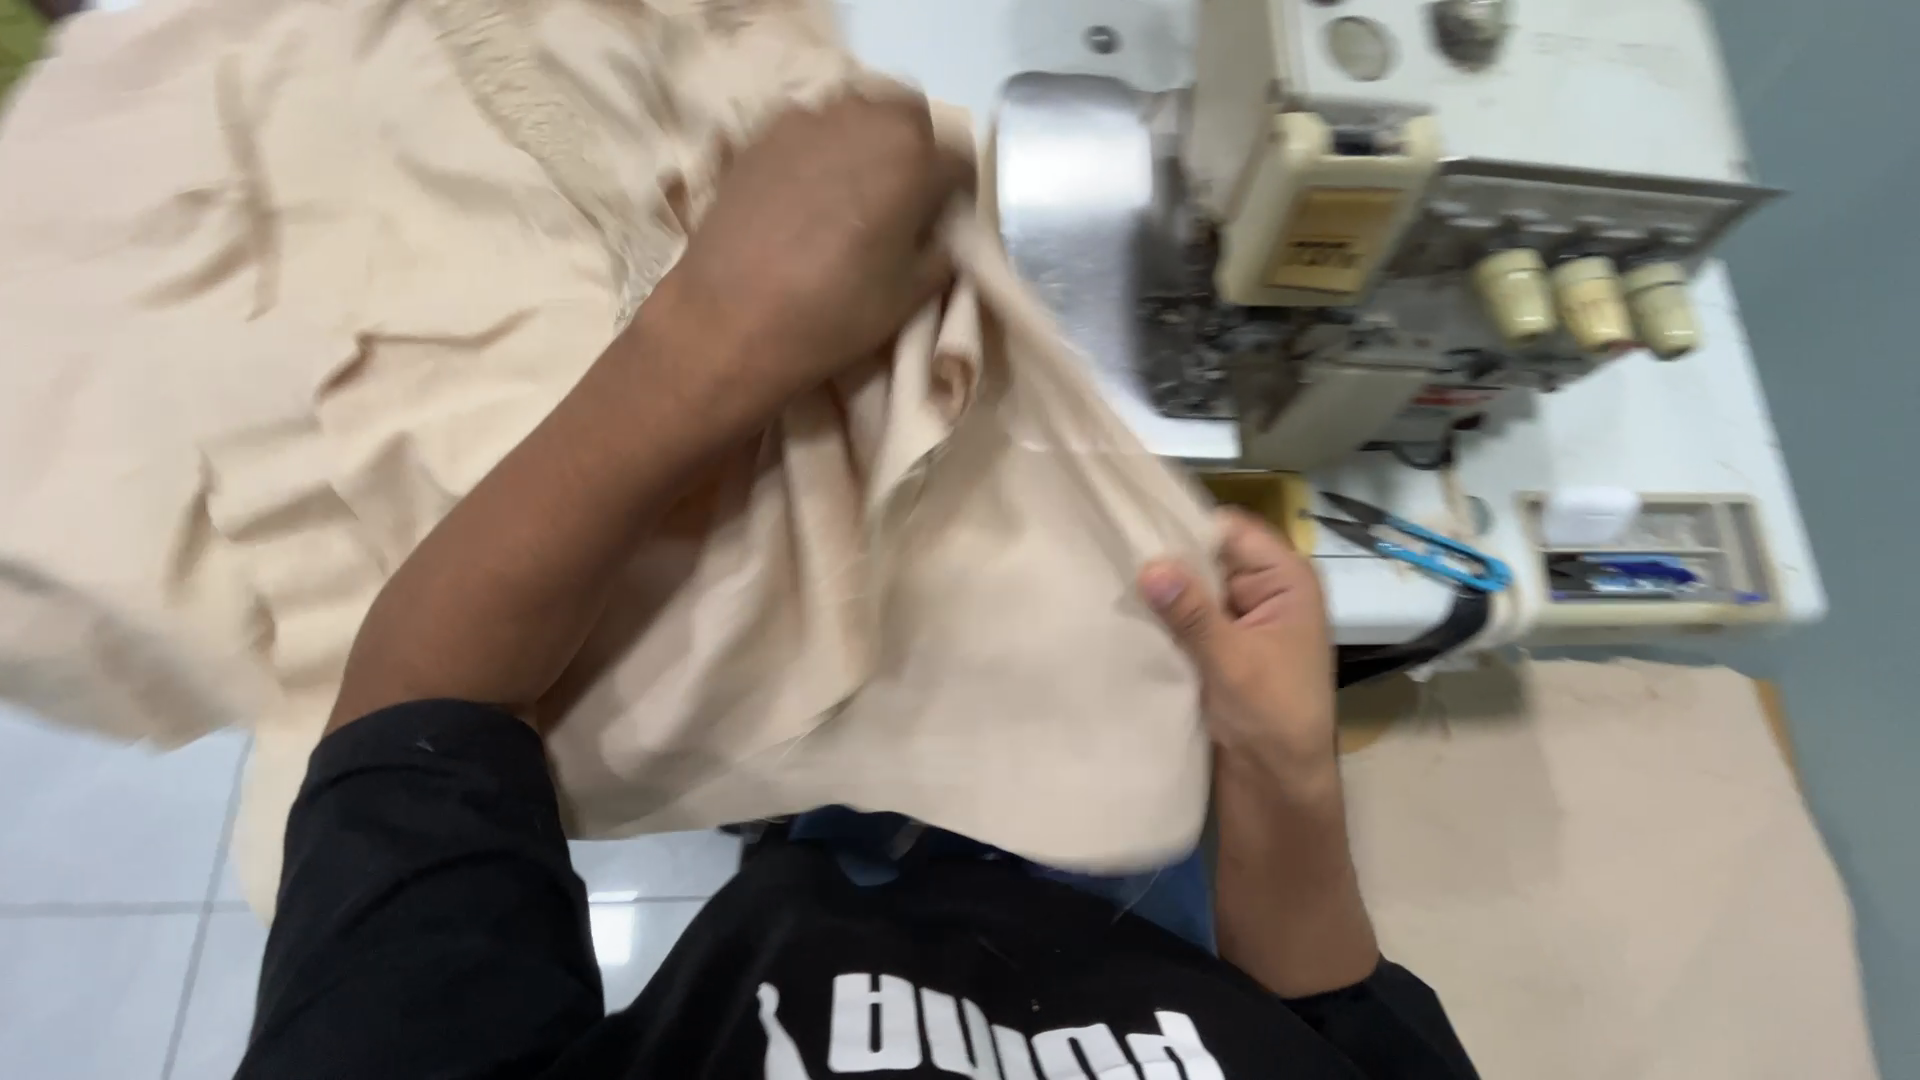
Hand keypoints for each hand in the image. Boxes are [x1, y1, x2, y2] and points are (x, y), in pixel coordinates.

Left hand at [650, 91, 973, 417]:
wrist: (731, 319)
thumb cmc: (833, 315)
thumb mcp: (908, 298)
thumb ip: (940, 254)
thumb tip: (941, 235)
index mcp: (913, 160)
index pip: (960, 159)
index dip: (958, 194)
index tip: (945, 222)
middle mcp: (865, 121)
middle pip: (911, 117)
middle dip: (917, 153)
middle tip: (904, 203)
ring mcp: (809, 120)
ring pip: (860, 114)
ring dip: (871, 145)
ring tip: (855, 196)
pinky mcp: (763, 133)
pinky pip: (813, 127)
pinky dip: (824, 151)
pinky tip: (808, 197)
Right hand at [1139, 508, 1335, 778]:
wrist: (1277, 782)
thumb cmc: (1273, 716)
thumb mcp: (1231, 660)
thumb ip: (1191, 611)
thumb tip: (1149, 565)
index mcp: (1287, 579)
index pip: (1231, 531)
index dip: (1185, 527)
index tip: (1135, 527)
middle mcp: (1265, 588)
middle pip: (1208, 554)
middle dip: (1167, 558)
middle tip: (1113, 554)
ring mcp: (1241, 615)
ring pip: (1192, 584)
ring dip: (1161, 589)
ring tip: (1113, 582)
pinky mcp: (1219, 641)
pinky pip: (1186, 613)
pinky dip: (1163, 615)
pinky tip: (1128, 613)